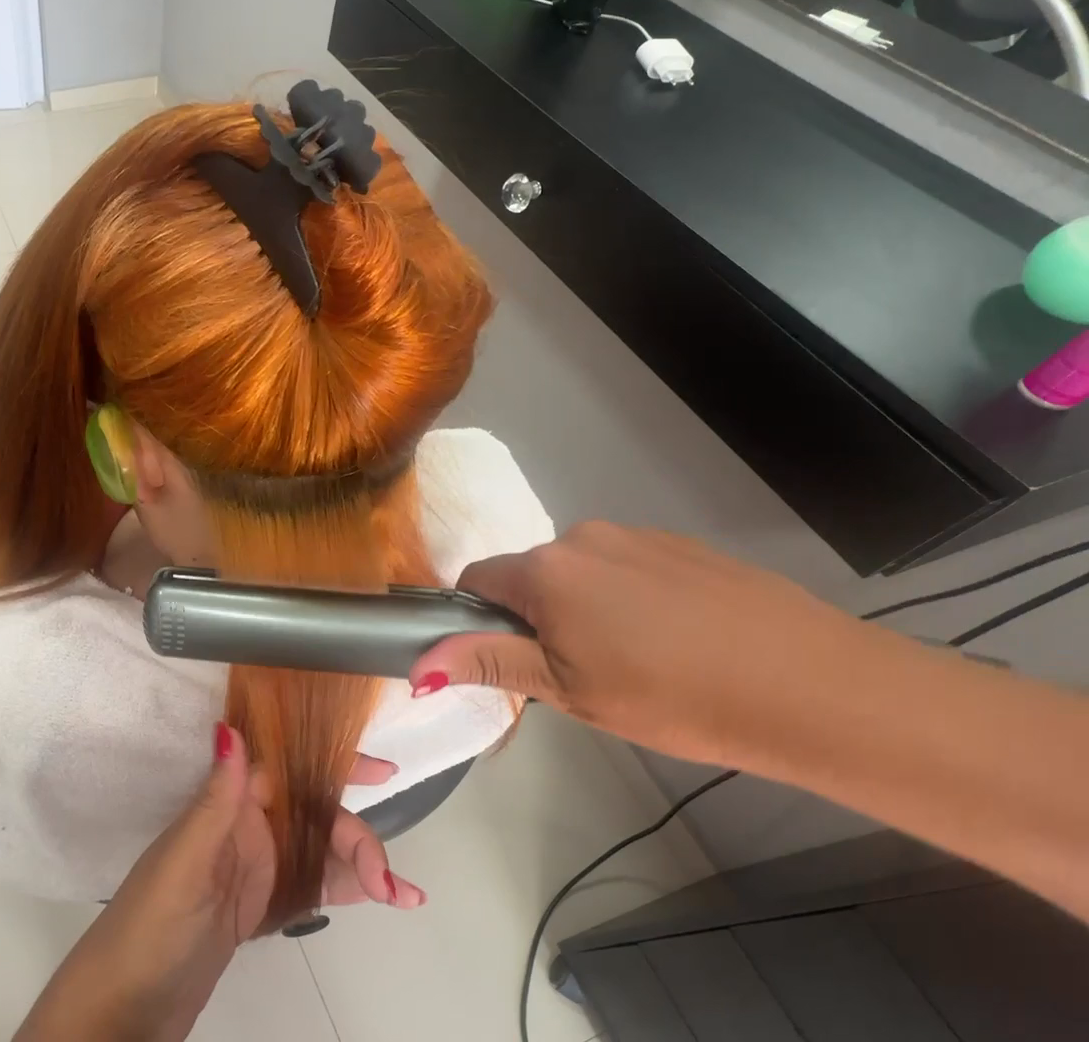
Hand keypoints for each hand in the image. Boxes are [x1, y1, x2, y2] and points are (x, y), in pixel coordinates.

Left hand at [17, 727, 420, 1040]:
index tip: (380, 770)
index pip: (284, 770)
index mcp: (222, 806)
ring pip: (321, 849)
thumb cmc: (152, 922)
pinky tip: (384, 899)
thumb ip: (215, 800)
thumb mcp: (184, 861)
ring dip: (363, 864)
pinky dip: (350, 889)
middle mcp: (242, 827)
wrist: (130, 998)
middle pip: (313, 813)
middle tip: (386, 877)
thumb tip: (230, 729)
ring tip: (400, 894)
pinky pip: (314, 885)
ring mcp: (255, 866)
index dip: (331, 766)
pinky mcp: (263, 903)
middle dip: (356, 836)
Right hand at [407, 522, 914, 768]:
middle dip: (534, 616)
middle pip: (530, 575)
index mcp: (546, 569)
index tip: (506, 661)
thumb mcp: (568, 691)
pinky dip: (631, 601)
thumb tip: (419, 662)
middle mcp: (584, 536)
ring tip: (634, 663)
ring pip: (582, 573)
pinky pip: (629, 569)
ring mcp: (640, 536)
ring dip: (584, 608)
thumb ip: (490, 664)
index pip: (476, 580)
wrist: (812, 687)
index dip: (477, 621)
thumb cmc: (672, 696)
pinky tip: (674, 643)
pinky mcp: (686, 547)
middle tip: (575, 674)